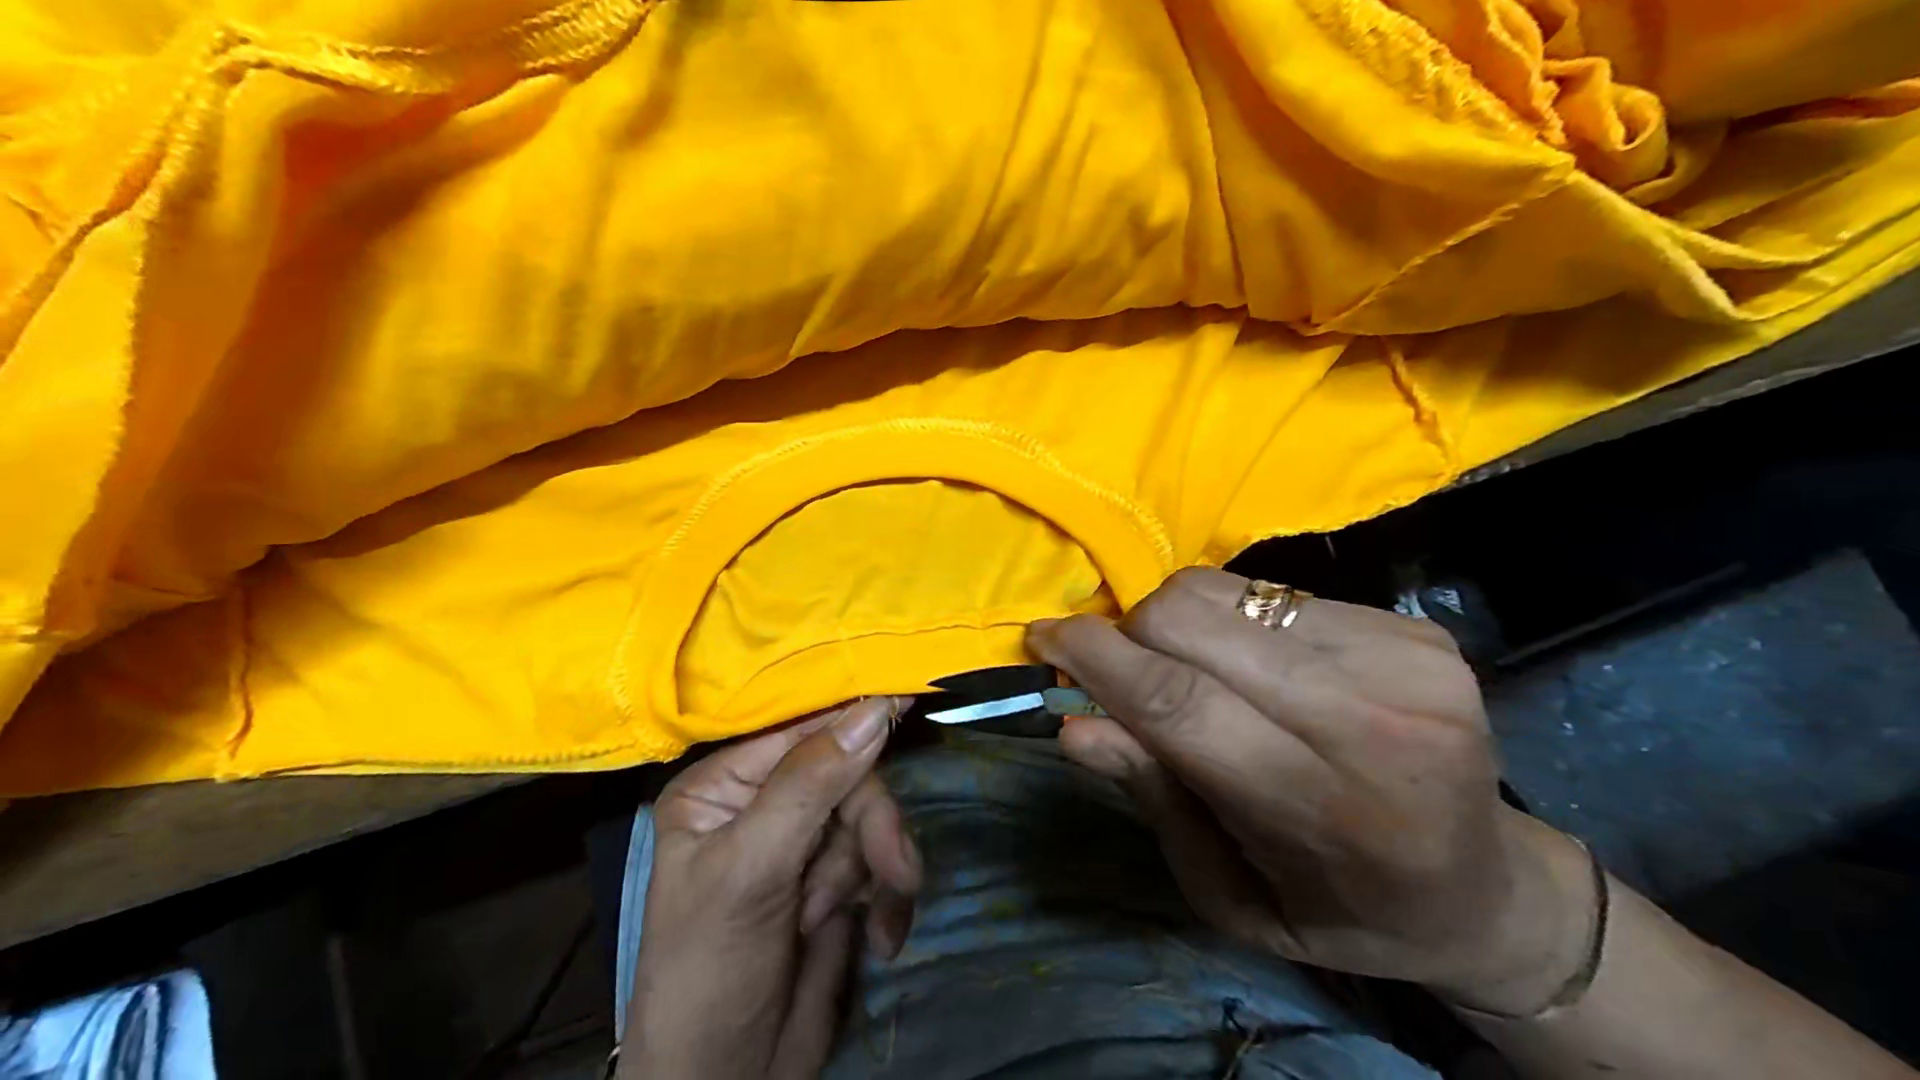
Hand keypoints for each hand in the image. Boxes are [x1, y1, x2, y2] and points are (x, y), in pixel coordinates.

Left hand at [621, 698, 921, 1079]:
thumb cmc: (712, 969)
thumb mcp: (751, 869)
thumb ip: (811, 784)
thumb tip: (873, 708)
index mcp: (723, 787)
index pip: (798, 732)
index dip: (851, 720)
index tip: (906, 705)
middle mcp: (763, 804)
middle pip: (847, 776)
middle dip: (870, 827)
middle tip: (892, 870)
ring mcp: (803, 843)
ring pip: (870, 819)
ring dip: (876, 869)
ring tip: (859, 923)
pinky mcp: (837, 880)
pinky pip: (882, 861)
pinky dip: (889, 898)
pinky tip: (879, 939)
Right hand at [1025, 568, 1595, 1015]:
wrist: (1486, 886)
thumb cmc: (1339, 909)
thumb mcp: (1228, 892)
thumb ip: (1154, 798)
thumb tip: (1073, 725)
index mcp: (1322, 806)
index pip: (1180, 702)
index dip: (1096, 659)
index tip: (1042, 638)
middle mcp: (1372, 716)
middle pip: (1193, 622)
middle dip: (1129, 632)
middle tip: (1118, 668)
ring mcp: (1403, 658)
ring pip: (1225, 591)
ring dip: (1175, 621)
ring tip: (1188, 667)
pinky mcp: (1414, 628)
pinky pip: (1271, 590)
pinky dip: (1231, 619)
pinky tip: (1250, 663)